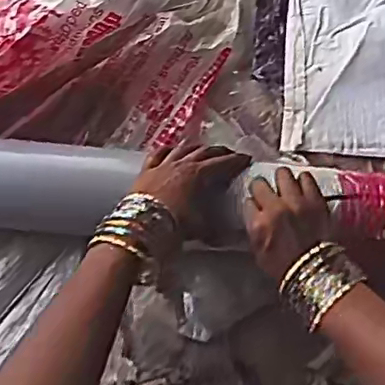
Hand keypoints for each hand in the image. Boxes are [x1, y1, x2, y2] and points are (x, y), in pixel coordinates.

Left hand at [127, 143, 251, 239]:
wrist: (137, 228)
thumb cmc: (173, 227)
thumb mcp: (199, 228)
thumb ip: (214, 228)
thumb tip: (227, 236)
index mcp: (199, 174)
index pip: (223, 163)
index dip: (237, 161)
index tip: (247, 159)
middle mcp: (183, 163)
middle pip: (206, 152)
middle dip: (220, 152)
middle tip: (230, 155)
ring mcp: (164, 164)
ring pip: (184, 148)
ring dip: (197, 148)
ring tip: (204, 150)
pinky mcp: (147, 169)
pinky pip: (159, 153)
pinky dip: (169, 149)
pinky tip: (173, 149)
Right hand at [244, 166, 333, 280]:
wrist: (315, 270)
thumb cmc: (284, 266)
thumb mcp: (258, 251)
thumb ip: (254, 228)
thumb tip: (254, 212)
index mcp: (258, 224)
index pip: (248, 201)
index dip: (252, 203)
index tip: (256, 206)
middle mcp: (275, 208)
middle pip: (260, 183)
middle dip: (262, 187)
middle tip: (268, 193)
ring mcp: (296, 200)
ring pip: (283, 173)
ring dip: (282, 180)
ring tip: (286, 186)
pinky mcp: (315, 198)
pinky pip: (305, 177)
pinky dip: (303, 181)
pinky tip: (303, 187)